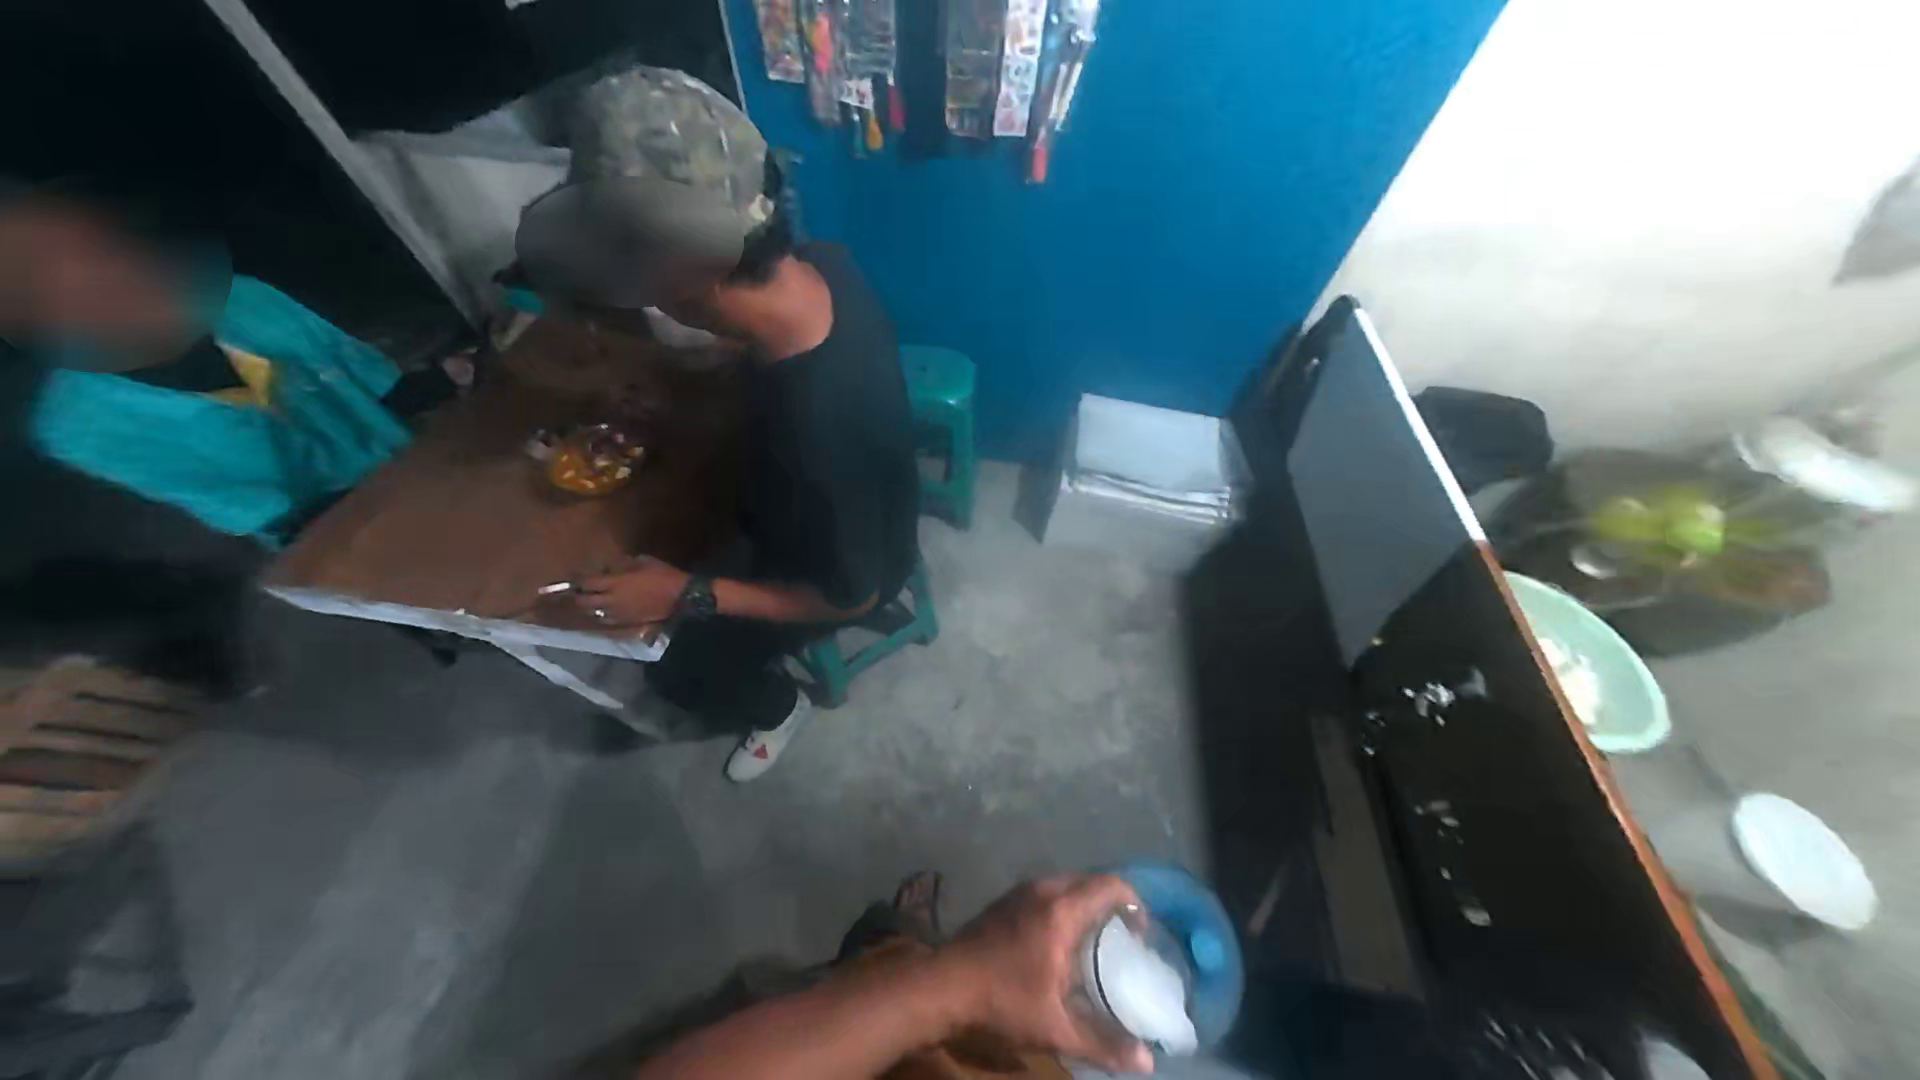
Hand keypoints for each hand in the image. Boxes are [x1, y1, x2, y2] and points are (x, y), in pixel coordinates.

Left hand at [574, 557, 689, 632]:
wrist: (681, 597)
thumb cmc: (664, 575)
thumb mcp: (645, 561)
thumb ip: (624, 564)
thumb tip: (612, 566)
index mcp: (615, 583)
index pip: (587, 583)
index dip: (579, 580)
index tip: (575, 577)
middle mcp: (611, 600)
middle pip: (585, 602)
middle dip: (579, 596)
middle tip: (579, 591)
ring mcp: (619, 613)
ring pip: (594, 614)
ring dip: (590, 608)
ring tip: (591, 602)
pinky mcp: (628, 622)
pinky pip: (608, 621)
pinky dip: (603, 616)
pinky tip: (606, 612)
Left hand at [937, 874, 1153, 1073]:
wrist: (945, 984)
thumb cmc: (1004, 1002)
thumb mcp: (1056, 1029)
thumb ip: (1104, 1043)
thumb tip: (1148, 1061)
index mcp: (1061, 911)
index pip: (1108, 886)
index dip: (1133, 902)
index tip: (1141, 932)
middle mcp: (1043, 890)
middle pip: (1089, 881)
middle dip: (1111, 903)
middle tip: (1124, 939)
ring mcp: (1022, 891)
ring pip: (1067, 883)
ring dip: (1086, 903)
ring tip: (1096, 940)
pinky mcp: (1007, 898)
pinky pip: (1048, 890)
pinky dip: (1065, 904)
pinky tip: (1062, 939)